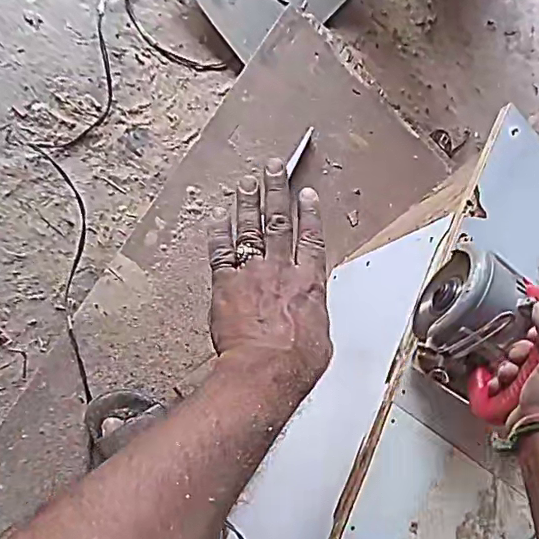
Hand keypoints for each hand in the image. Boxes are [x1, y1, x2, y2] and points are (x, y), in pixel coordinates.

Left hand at [207, 159, 331, 399]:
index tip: (305, 195)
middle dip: (276, 191)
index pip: (310, 239)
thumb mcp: (320, 340)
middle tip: (273, 168)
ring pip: (250, 229)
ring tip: (247, 182)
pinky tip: (218, 217)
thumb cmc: (295, 363)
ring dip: (248, 203)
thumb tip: (309, 324)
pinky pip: (220, 252)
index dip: (308, 214)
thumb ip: (313, 320)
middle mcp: (280, 271)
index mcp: (308, 283)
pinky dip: (219, 233)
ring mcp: (251, 275)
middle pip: (279, 222)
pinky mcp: (226, 285)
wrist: (266, 370)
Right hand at [484, 299, 538, 426]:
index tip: (536, 305)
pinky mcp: (524, 395)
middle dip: (524, 347)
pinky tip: (503, 384)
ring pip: (520, 359)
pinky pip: (508, 377)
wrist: (538, 435)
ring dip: (510, 364)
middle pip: (538, 342)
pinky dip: (501, 379)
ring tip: (511, 373)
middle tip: (523, 354)